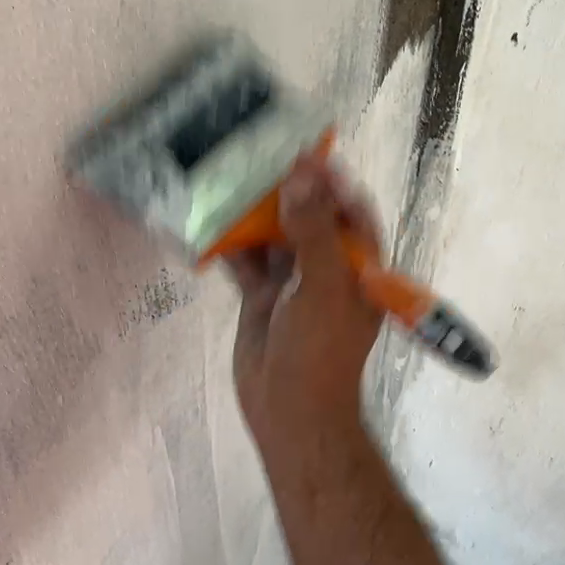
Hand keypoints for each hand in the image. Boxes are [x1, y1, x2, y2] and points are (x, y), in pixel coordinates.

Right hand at [224, 157, 385, 435]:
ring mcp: (293, 282)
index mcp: (357, 264)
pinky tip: (207, 221)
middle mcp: (327, 267)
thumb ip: (314, 230)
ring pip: (275, 236)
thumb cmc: (320, 350)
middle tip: (255, 158)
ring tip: (228, 178)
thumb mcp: (324, 286)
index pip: (350, 210)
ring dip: (254, 213)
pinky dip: (230, 245)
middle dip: (286, 191)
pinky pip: (247, 262)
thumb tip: (301, 176)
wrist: (289, 411)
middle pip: (309, 217)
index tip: (304, 152)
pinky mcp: (262, 297)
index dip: (331, 181)